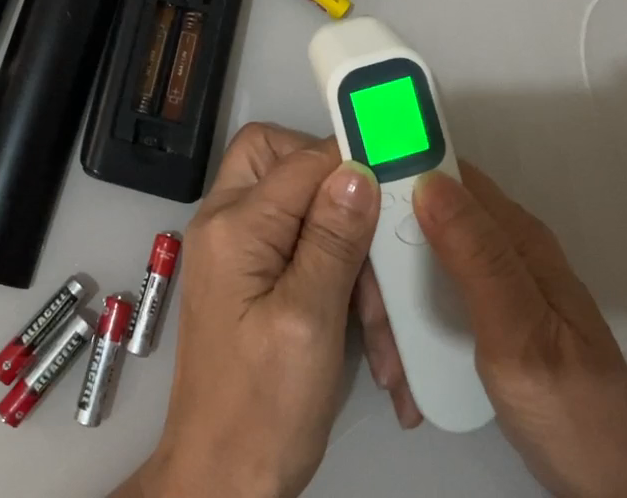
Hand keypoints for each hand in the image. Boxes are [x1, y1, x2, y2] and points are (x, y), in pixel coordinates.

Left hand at [113, 123, 379, 497]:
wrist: (224, 473)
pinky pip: (289, 239)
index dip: (351, 161)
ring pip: (290, 200)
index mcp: (232, 226)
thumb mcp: (308, 321)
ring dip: (339, 238)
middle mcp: (223, 223)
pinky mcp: (246, 275)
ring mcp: (232, 249)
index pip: (298, 160)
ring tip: (376, 303)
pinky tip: (360, 314)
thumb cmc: (265, 405)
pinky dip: (328, 264)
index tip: (403, 181)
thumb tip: (357, 167)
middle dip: (333, 184)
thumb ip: (331, 240)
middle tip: (377, 231)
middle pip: (277, 159)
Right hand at [356, 162, 626, 497]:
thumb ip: (475, 256)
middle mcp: (499, 250)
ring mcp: (487, 287)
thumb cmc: (574, 411)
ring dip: (389, 313)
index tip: (344, 210)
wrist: (620, 490)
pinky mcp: (477, 322)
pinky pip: (423, 309)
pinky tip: (404, 379)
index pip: (442, 175)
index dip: (389, 178)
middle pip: (415, 226)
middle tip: (370, 321)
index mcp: (514, 238)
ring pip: (412, 271)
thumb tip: (426, 180)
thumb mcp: (518, 332)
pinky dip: (405, 338)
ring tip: (390, 370)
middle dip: (380, 267)